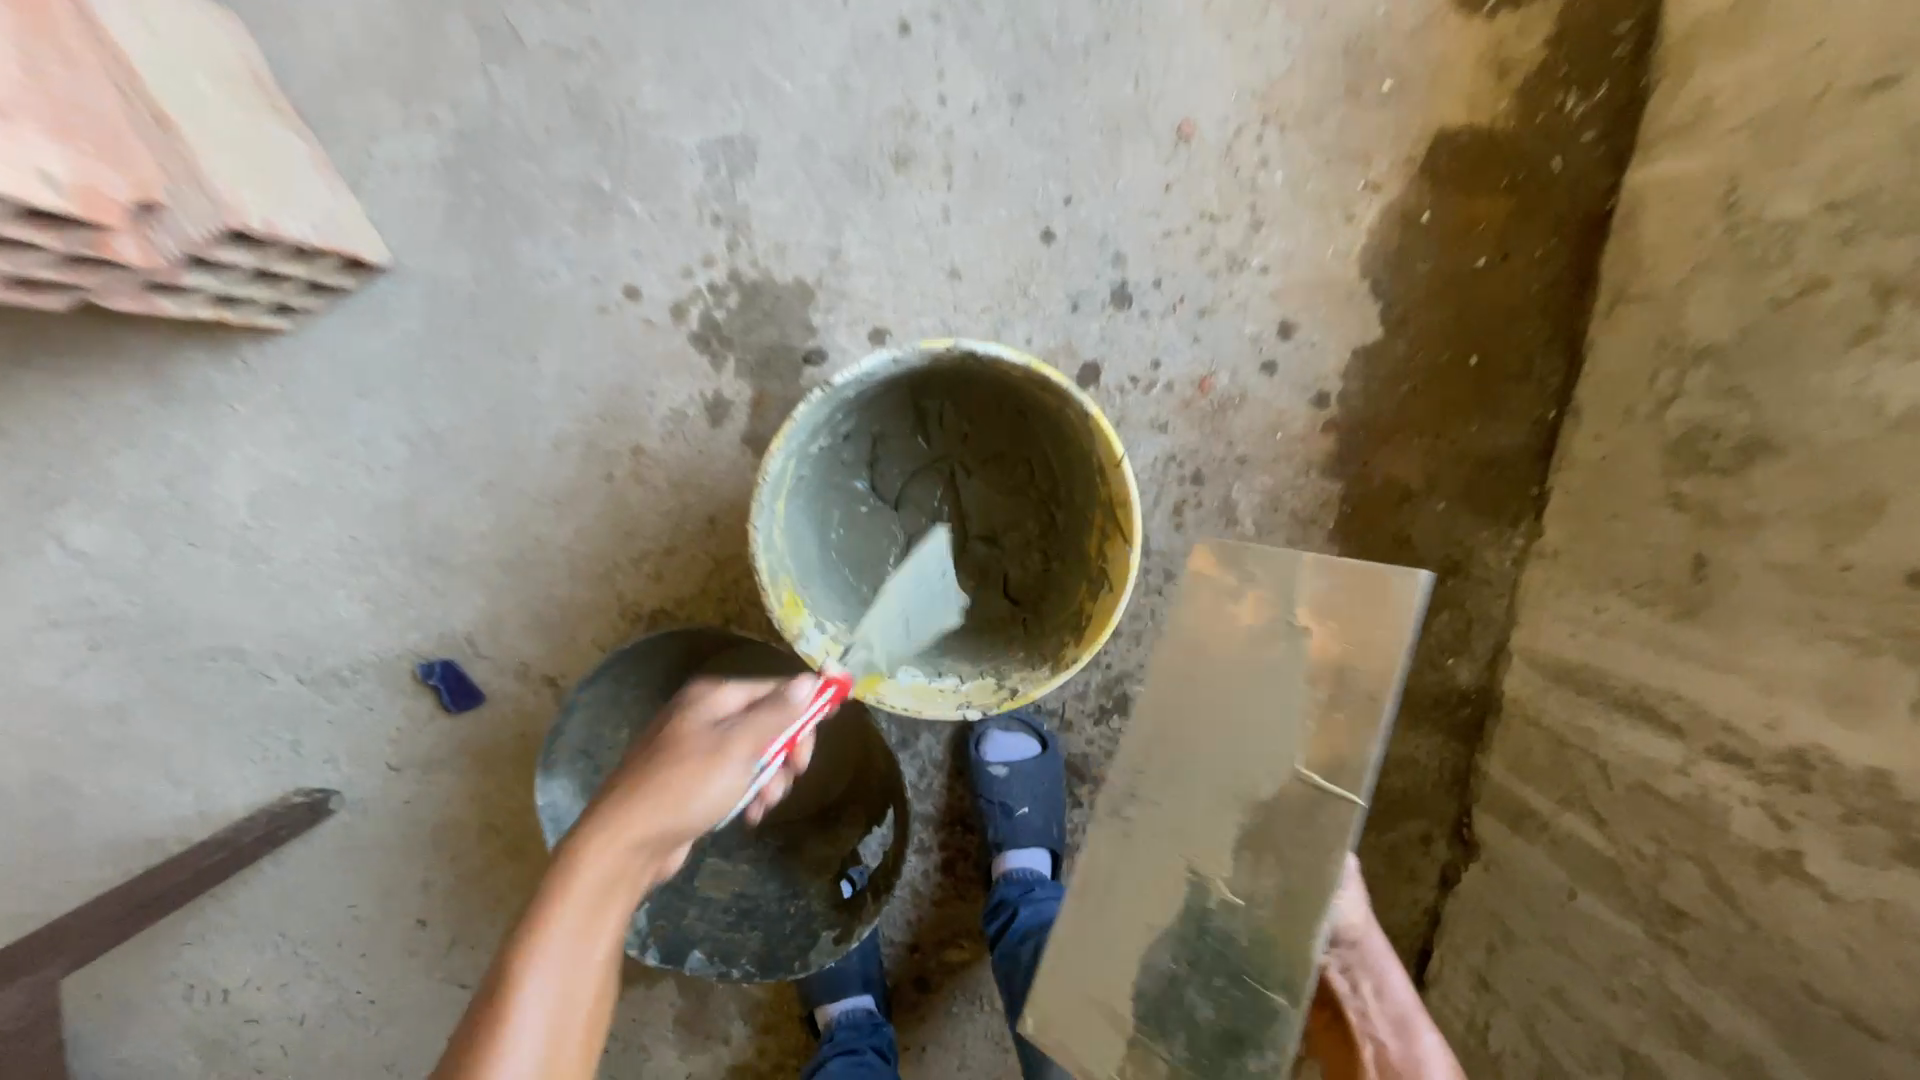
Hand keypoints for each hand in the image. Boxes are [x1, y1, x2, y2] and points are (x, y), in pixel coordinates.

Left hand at [571, 674, 819, 874]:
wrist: (624, 844)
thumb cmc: (684, 787)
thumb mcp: (738, 748)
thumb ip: (776, 714)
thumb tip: (810, 679)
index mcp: (713, 697)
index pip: (775, 689)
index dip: (804, 706)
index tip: (829, 726)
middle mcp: (705, 715)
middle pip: (768, 721)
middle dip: (786, 750)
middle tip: (796, 774)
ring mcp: (697, 749)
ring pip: (756, 754)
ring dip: (770, 779)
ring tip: (765, 804)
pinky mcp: (694, 781)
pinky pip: (736, 777)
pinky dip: (749, 793)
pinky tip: (749, 814)